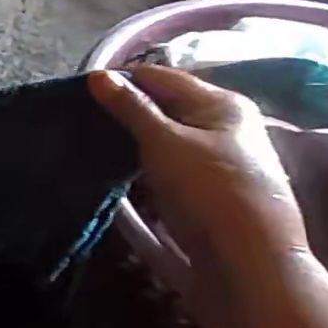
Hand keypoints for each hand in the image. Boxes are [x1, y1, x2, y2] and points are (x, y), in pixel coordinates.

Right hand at [88, 65, 309, 271]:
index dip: (119, 80)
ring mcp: (218, 148)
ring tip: (94, 136)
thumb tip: (98, 75)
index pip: (158, 75)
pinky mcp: (207, 174)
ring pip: (163, 127)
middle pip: (163, 100)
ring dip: (130, 130)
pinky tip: (120, 158)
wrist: (248, 252)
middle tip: (83, 115)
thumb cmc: (208, 187)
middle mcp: (224, 119)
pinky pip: (166, 150)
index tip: (79, 93)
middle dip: (123, 105)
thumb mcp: (162, 142)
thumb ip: (130, 107)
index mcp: (221, 101)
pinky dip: (142, 149)